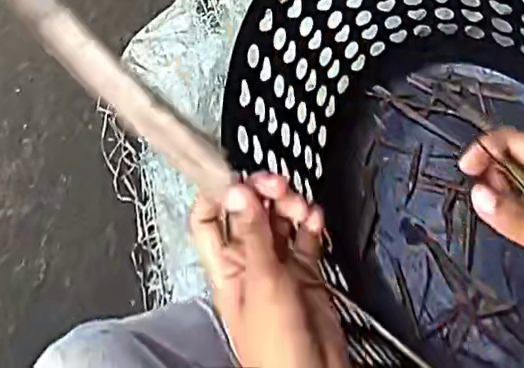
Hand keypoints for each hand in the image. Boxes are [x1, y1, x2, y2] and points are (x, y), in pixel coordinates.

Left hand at [189, 173, 347, 367]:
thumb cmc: (275, 350)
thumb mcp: (261, 282)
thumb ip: (252, 233)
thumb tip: (236, 190)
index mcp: (226, 265)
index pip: (209, 216)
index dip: (217, 192)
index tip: (232, 172)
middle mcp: (249, 261)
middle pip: (248, 211)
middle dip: (261, 191)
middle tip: (276, 184)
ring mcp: (277, 266)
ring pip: (278, 218)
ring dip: (289, 204)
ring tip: (299, 206)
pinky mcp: (304, 272)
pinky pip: (306, 236)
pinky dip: (310, 222)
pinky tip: (314, 219)